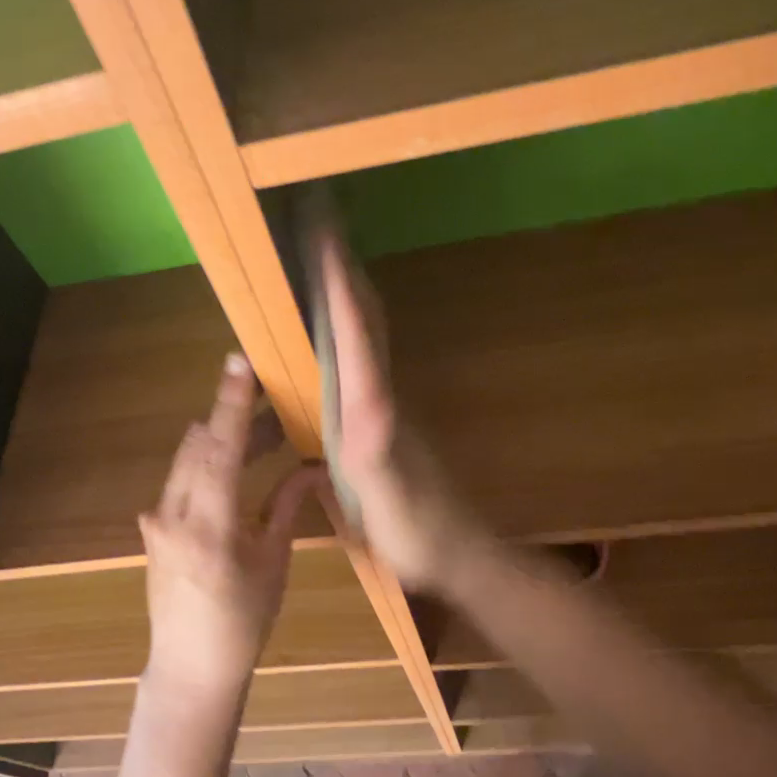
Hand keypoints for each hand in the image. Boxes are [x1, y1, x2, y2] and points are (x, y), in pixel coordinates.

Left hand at [141, 354, 325, 695]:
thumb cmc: (242, 622)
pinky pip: (181, 481)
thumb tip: (312, 467)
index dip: (231, 404)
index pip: (219, 450)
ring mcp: (156, 519)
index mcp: (208, 526)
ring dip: (221, 440)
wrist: (190, 666)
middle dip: (233, 417)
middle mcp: (172, 514)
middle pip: (199, 444)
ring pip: (188, 460)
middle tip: (272, 399)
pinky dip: (208, 465)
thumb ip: (285, 507)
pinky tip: (238, 468)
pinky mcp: (153, 527)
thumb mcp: (273, 563)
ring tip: (264, 434)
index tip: (240, 363)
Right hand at [321, 244, 486, 590]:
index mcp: (375, 409)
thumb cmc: (419, 533)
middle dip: (342, 269)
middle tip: (317, 223)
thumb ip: (377, 453)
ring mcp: (384, 405)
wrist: (459, 553)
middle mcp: (380, 396)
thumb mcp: (390, 501)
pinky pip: (360, 355)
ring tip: (319, 258)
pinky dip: (345, 324)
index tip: (322, 237)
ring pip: (366, 333)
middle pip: (365, 319)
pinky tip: (332, 327)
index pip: (357, 336)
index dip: (339, 287)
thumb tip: (366, 402)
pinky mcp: (382, 419)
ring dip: (346, 290)